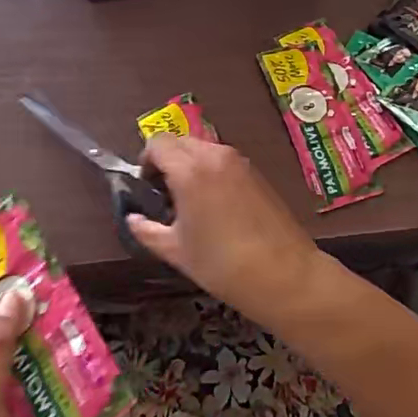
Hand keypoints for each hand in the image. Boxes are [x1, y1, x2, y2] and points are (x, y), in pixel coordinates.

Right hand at [129, 134, 326, 317]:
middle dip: (166, 161)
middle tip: (165, 195)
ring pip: (202, 148)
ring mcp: (238, 161)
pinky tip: (216, 205)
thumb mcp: (175, 251)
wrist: (285, 275)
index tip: (146, 188)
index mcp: (189, 169)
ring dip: (189, 164)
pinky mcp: (256, 172)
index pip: (157, 143)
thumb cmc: (222, 264)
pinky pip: (223, 160)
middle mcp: (213, 155)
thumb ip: (147, 230)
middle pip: (179, 141)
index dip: (146, 161)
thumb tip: (132, 219)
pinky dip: (211, 170)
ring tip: (190, 201)